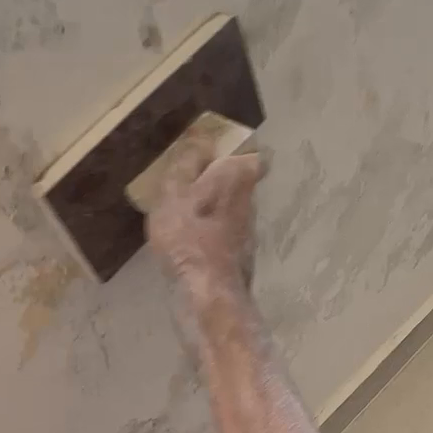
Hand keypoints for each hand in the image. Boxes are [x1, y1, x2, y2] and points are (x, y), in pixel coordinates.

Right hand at [146, 143, 266, 305]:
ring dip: (217, 213)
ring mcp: (249, 235)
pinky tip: (191, 245)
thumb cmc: (188, 234)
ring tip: (188, 217)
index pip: (258, 158)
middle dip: (223, 184)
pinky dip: (213, 238)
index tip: (222, 155)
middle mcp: (251, 205)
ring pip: (235, 215)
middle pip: (243, 187)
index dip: (244, 154)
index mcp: (238, 180)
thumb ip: (188, 163)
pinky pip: (227, 240)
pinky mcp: (241, 261)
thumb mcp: (174, 190)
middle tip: (194, 185)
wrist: (207, 292)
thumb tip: (203, 140)